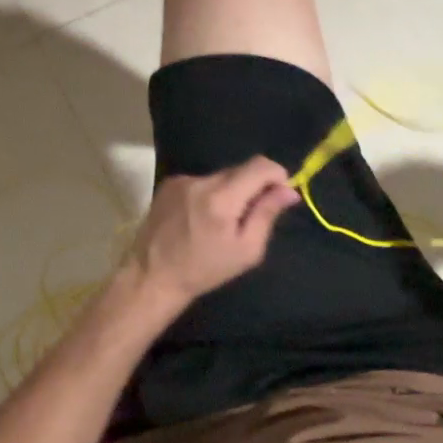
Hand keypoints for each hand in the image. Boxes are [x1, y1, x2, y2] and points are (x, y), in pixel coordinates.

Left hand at [128, 156, 301, 307]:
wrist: (152, 276)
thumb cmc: (204, 270)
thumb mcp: (246, 250)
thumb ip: (267, 215)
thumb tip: (289, 190)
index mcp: (221, 198)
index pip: (260, 166)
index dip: (277, 175)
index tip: (279, 195)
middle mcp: (201, 181)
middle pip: (240, 170)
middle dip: (253, 187)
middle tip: (250, 217)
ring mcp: (182, 180)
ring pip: (221, 177)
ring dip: (230, 192)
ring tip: (220, 223)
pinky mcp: (169, 184)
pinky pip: (202, 182)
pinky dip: (210, 195)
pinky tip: (200, 219)